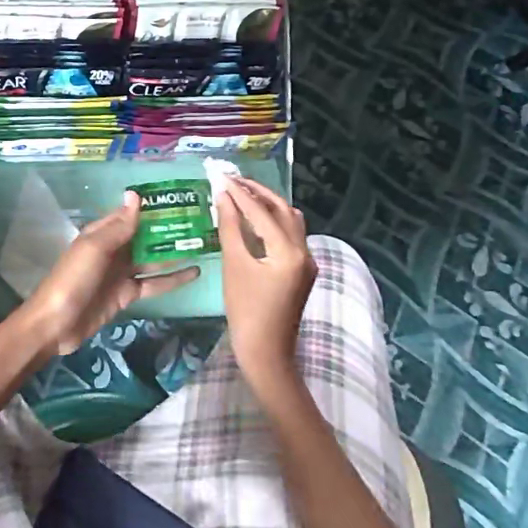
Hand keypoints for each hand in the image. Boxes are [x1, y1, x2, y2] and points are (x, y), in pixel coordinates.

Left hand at [20, 192, 201, 354]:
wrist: (57, 324)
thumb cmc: (73, 279)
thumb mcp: (95, 249)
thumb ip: (118, 226)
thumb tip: (135, 195)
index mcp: (100, 234)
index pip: (128, 215)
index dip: (149, 207)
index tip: (178, 199)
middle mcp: (111, 250)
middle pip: (142, 236)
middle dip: (166, 229)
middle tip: (200, 222)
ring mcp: (119, 273)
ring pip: (151, 259)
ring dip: (173, 253)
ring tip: (203, 244)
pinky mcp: (126, 294)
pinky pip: (153, 283)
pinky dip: (171, 278)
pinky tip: (193, 273)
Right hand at [217, 177, 316, 395]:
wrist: (266, 352)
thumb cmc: (245, 310)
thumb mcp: (234, 265)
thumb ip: (230, 228)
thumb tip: (224, 197)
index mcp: (289, 251)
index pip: (261, 212)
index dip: (239, 192)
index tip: (220, 176)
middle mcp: (304, 252)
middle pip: (282, 211)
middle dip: (257, 193)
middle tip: (232, 180)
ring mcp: (306, 262)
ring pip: (289, 221)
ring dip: (267, 205)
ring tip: (241, 194)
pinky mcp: (301, 271)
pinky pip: (289, 236)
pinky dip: (271, 222)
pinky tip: (252, 220)